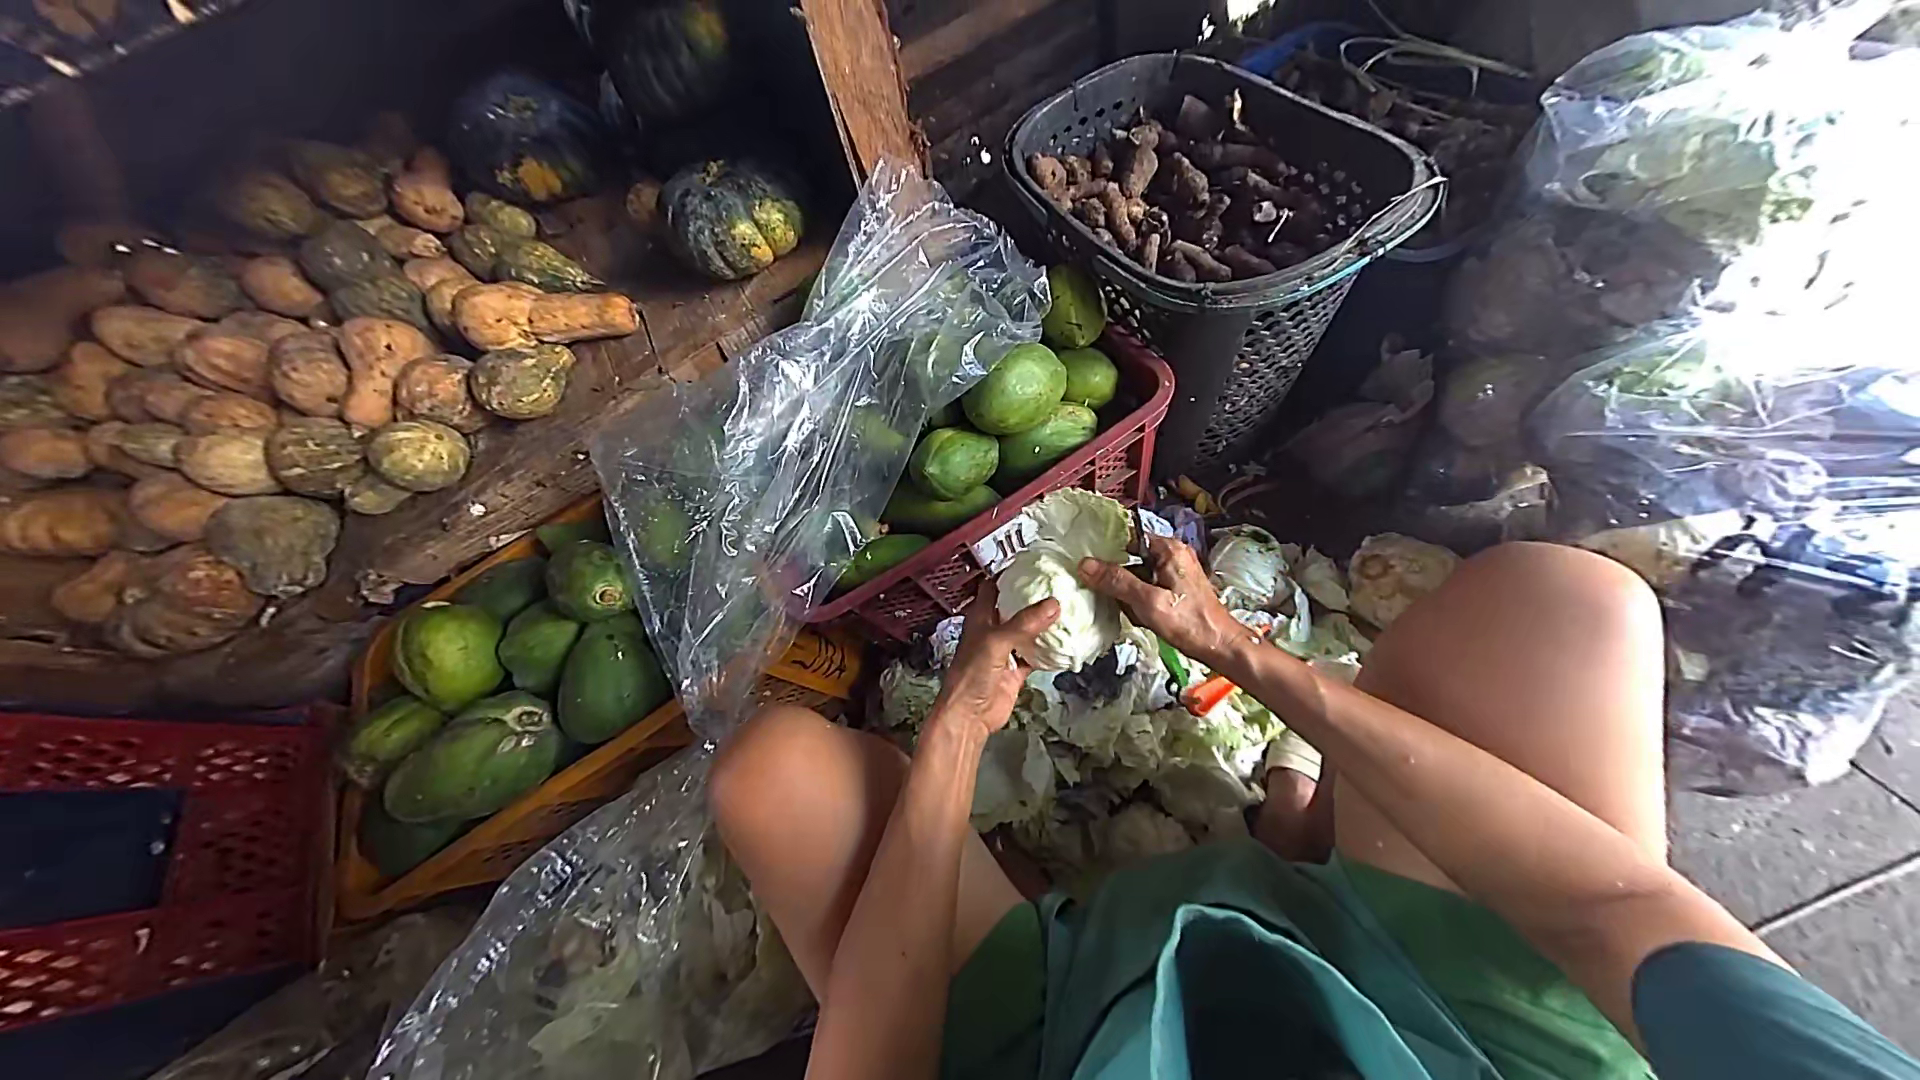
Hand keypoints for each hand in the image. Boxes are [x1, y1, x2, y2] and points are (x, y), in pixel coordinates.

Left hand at [931, 579, 1059, 739]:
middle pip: (1015, 607)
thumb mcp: (996, 641)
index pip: (994, 587)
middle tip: (1060, 584)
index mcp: (981, 617)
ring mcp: (1006, 650)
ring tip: (1069, 607)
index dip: (1009, 574)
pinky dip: (1049, 649)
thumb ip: (1024, 623)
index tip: (1033, 563)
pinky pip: (1036, 655)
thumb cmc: (972, 675)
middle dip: (1034, 597)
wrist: (970, 715)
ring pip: (1028, 631)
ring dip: (1045, 623)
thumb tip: (1053, 604)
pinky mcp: (1017, 670)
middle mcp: (994, 630)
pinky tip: (1066, 641)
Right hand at [1079, 533, 1259, 670]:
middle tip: (1110, 594)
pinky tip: (1138, 613)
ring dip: (1127, 590)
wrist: (1221, 647)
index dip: (1106, 548)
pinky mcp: (1175, 586)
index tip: (1088, 562)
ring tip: (1129, 608)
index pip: (1128, 535)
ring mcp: (1175, 570)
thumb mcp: (1148, 602)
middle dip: (1117, 575)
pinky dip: (1137, 597)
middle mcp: (1173, 553)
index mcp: (1169, 549)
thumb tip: (1084, 565)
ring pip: (1136, 572)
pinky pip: (1145, 584)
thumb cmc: (1189, 623)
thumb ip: (1116, 581)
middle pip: (1130, 554)